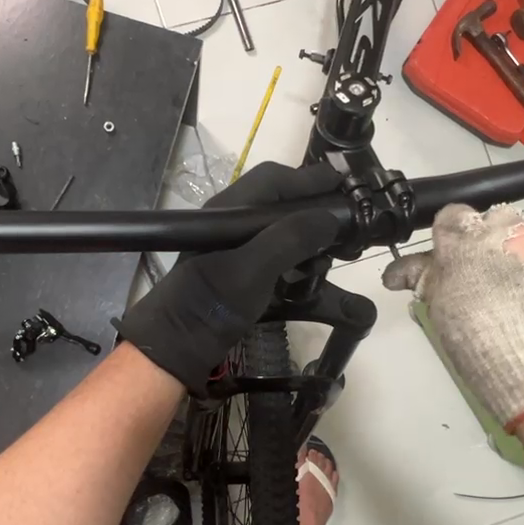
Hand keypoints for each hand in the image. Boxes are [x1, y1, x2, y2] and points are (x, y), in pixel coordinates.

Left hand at [119, 162, 342, 392]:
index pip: (275, 179)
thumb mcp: (254, 268)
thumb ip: (291, 238)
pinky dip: (298, 259)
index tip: (344, 186)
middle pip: (280, 202)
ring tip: (335, 249)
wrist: (178, 346)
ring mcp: (236, 249)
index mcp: (229, 210)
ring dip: (309, 236)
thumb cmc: (212, 302)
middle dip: (314, 209)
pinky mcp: (241, 274)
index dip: (310, 179)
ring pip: (281, 229)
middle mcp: (232, 223)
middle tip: (345, 222)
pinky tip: (311, 273)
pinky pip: (277, 255)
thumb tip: (331, 218)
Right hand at [382, 203, 523, 429]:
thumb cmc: (481, 343)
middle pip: (495, 221)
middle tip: (490, 281)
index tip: (453, 262)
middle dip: (490, 244)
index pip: (451, 218)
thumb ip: (427, 281)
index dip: (452, 239)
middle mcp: (505, 228)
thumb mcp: (441, 311)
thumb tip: (404, 271)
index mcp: (463, 238)